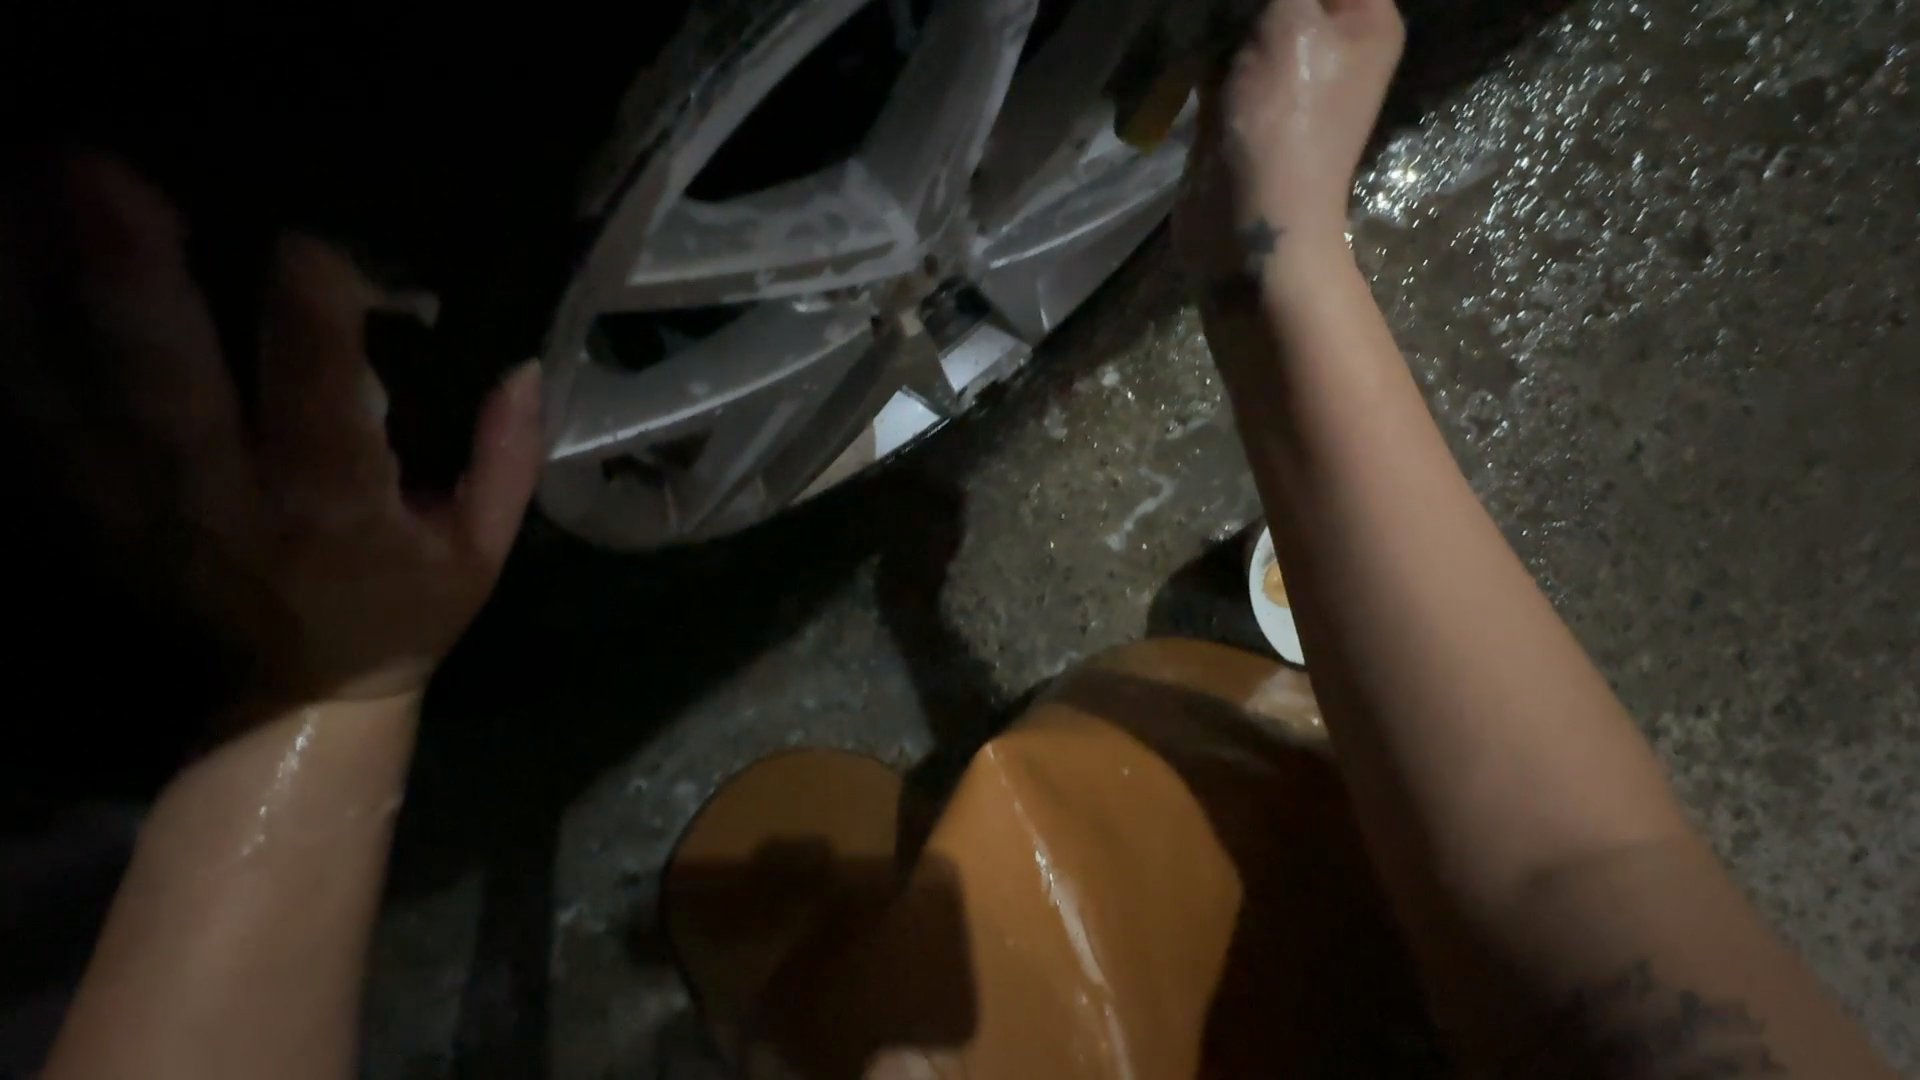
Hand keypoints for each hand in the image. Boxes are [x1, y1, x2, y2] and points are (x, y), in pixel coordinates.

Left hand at [0, 155, 544, 713]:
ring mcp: (141, 506)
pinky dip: (8, 346)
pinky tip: (0, 270)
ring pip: (73, 385)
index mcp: (341, 506)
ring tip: (20, 189)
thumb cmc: (409, 611)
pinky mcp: (89, 513)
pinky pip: (33, 417)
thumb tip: (523, 369)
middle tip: (103, 171)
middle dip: (133, 274)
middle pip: (166, 377)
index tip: (313, 245)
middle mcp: (231, 498)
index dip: (316, 316)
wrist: (298, 694)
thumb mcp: (484, 548)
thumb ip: (508, 459)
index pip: (326, 396)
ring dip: (40, 288)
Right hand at [1174, 0, 1404, 283]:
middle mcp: (1325, 43)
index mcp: (1362, 18)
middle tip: (1212, 5)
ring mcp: (1276, 79)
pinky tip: (1175, 40)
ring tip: (1185, 15)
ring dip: (1210, 15)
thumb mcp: (1289, 24)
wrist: (1248, 229)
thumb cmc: (1283, 126)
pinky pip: (1211, 57)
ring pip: (1238, 17)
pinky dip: (1192, 47)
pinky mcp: (1232, 107)